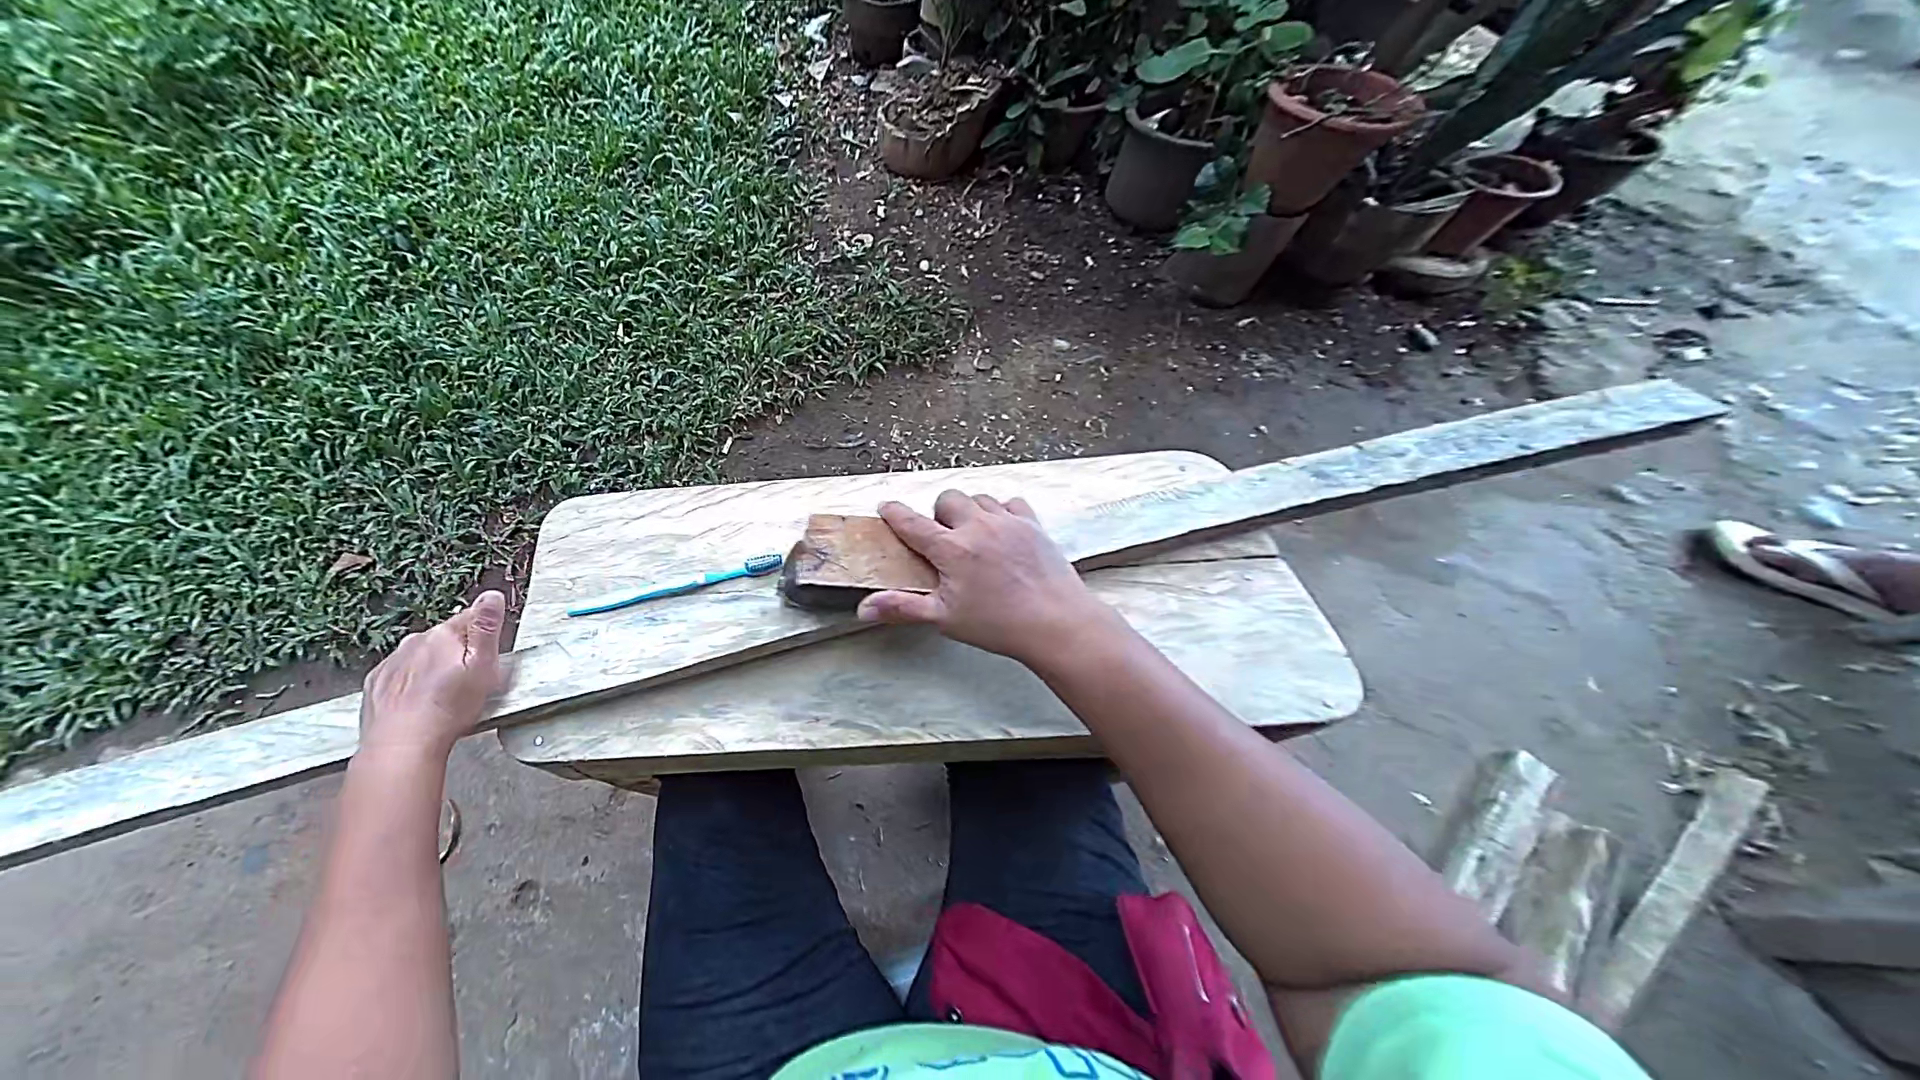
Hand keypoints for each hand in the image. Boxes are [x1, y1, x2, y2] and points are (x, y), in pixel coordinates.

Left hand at [358, 590, 512, 762]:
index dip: (486, 633)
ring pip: (423, 654)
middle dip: (460, 651)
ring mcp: (393, 662)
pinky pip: (402, 673)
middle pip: (447, 637)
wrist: (402, 744)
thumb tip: (491, 595)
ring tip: (447, 693)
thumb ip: (487, 628)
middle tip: (472, 678)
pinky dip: (414, 681)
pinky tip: (423, 699)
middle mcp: (415, 642)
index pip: (472, 617)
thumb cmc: (448, 707)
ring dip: (436, 665)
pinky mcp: (378, 683)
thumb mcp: (483, 665)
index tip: (490, 652)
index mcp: (444, 635)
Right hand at [856, 491, 1121, 666]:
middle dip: (939, 513)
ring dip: (970, 510)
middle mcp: (979, 527)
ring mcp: (1009, 523)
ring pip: (980, 498)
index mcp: (953, 549)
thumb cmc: (1001, 624)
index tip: (887, 507)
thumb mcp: (945, 619)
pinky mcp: (1033, 526)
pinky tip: (1002, 530)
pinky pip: (1012, 503)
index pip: (913, 523)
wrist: (1057, 623)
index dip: (896, 513)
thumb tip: (866, 608)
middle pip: (948, 499)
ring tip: (972, 534)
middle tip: (942, 538)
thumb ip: (904, 608)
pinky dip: (1002, 511)